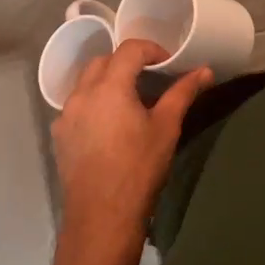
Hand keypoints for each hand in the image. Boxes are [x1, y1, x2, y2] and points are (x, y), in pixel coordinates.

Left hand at [51, 39, 211, 228]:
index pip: (129, 49)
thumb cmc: (139, 168)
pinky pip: (76, 105)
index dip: (151, 49)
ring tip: (130, 99)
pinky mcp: (60, 135)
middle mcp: (82, 94)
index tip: (168, 63)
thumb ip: (183, 93)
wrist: (102, 215)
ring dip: (107, 80)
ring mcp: (66, 115)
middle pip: (103, 61)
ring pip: (85, 82)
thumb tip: (204, 70)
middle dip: (126, 62)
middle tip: (150, 76)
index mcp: (109, 86)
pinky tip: (110, 124)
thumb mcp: (166, 127)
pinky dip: (94, 102)